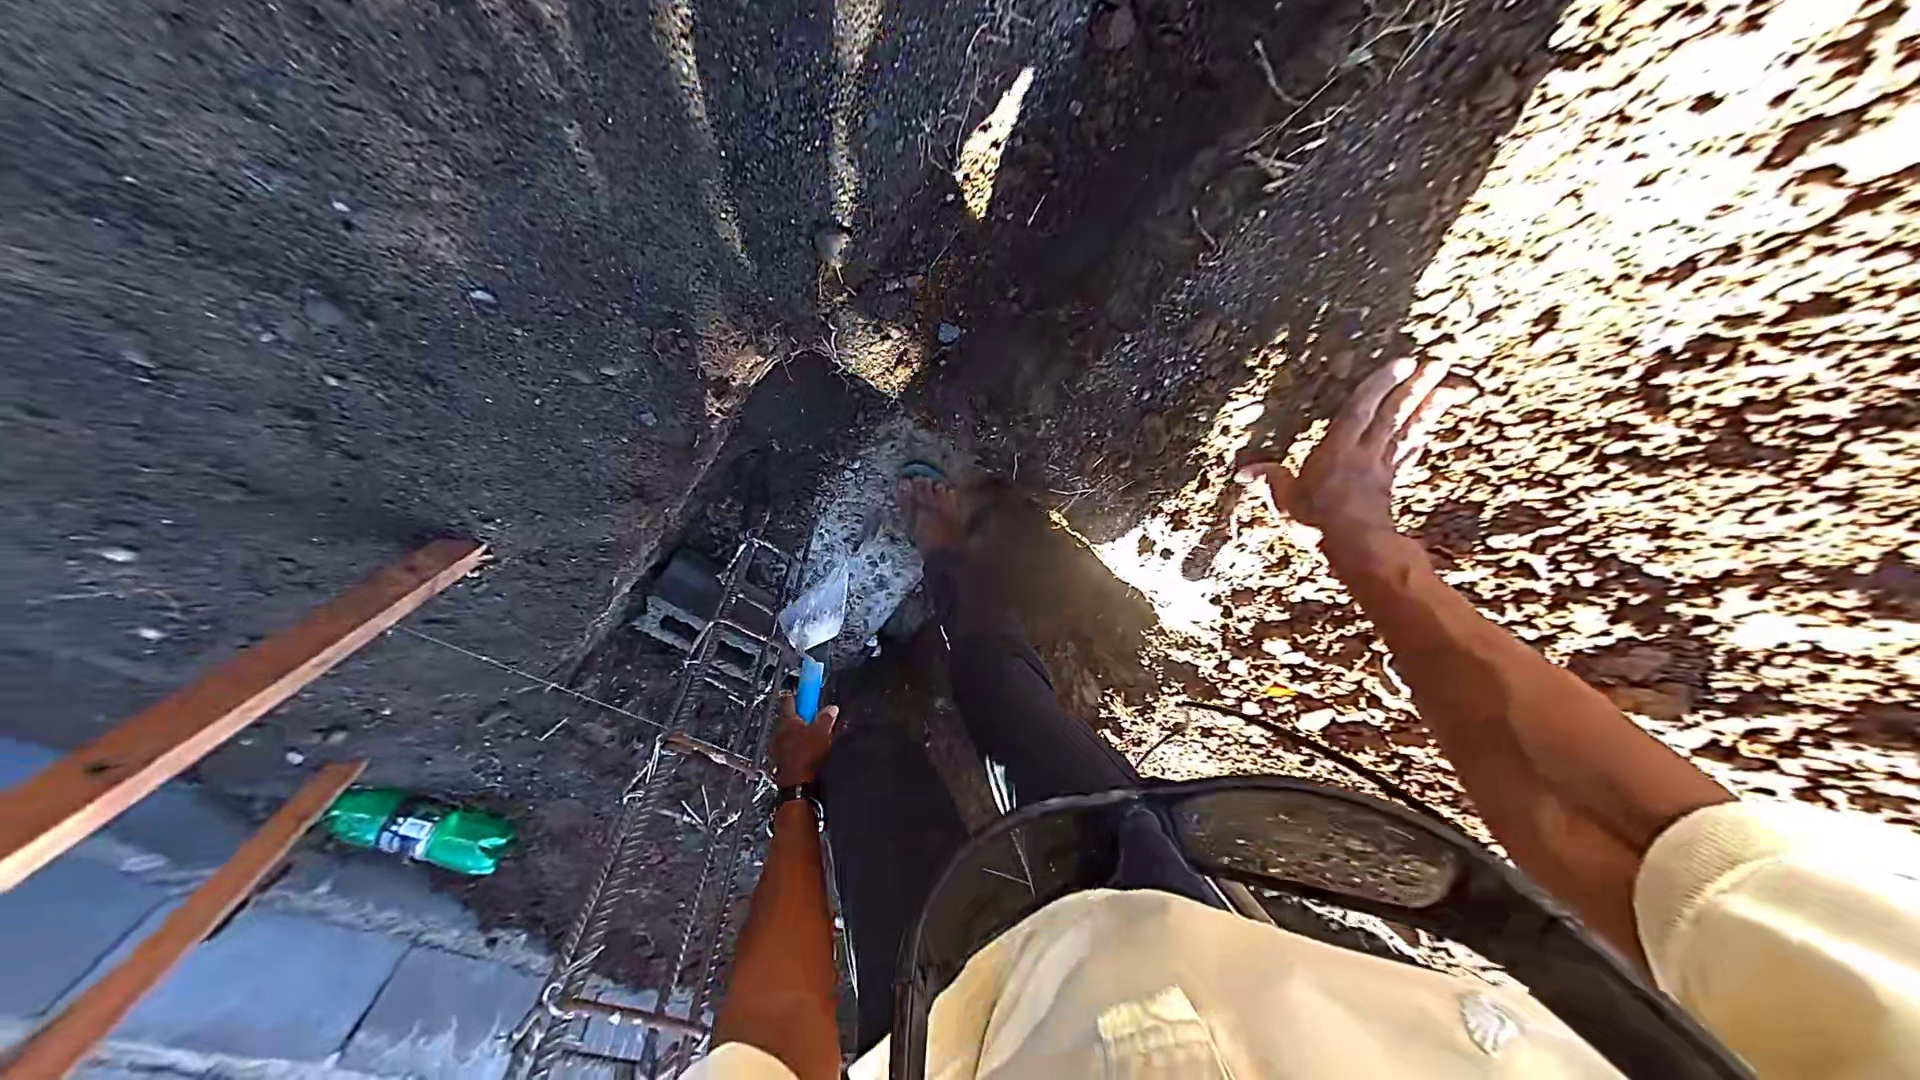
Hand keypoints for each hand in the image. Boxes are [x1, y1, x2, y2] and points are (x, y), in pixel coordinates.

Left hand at [770, 693, 838, 785]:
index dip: (798, 695)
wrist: (798, 784)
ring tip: (812, 738)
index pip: (790, 701)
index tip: (804, 693)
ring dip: (798, 734)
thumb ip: (827, 718)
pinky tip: (807, 752)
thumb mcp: (823, 732)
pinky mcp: (780, 761)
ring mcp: (777, 747)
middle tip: (814, 719)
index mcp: (789, 721)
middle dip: (801, 717)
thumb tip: (831, 708)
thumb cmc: (808, 755)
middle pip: (789, 718)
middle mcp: (779, 732)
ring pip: (788, 734)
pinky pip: (788, 748)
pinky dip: (796, 747)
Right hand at [1241, 358, 1461, 551]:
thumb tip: (1243, 472)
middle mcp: (1363, 455)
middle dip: (1414, 388)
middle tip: (1438, 362)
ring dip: (1427, 409)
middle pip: (1391, 416)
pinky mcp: (1388, 485)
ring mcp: (1380, 469)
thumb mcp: (1285, 500)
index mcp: (1336, 452)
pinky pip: (1406, 456)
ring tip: (1448, 387)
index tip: (1402, 362)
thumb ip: (1270, 480)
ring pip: (1406, 432)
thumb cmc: (1316, 522)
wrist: (1356, 548)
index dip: (1379, 386)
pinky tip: (1426, 432)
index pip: (1359, 411)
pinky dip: (1417, 441)